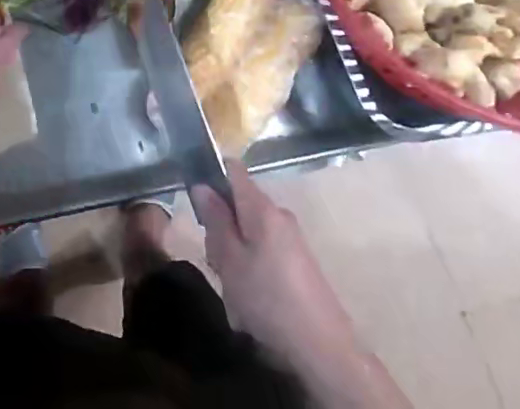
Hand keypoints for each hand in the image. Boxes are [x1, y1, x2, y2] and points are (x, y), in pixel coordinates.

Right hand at [191, 161, 358, 368]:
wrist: (323, 349)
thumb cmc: (269, 301)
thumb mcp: (230, 262)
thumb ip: (215, 221)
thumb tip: (202, 185)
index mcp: (263, 208)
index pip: (234, 170)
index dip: (211, 176)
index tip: (196, 202)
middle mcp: (279, 214)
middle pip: (239, 203)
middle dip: (220, 226)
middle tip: (215, 260)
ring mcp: (292, 238)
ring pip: (249, 230)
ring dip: (233, 251)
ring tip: (232, 286)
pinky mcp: (298, 261)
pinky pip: (263, 250)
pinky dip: (250, 267)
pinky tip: (249, 299)